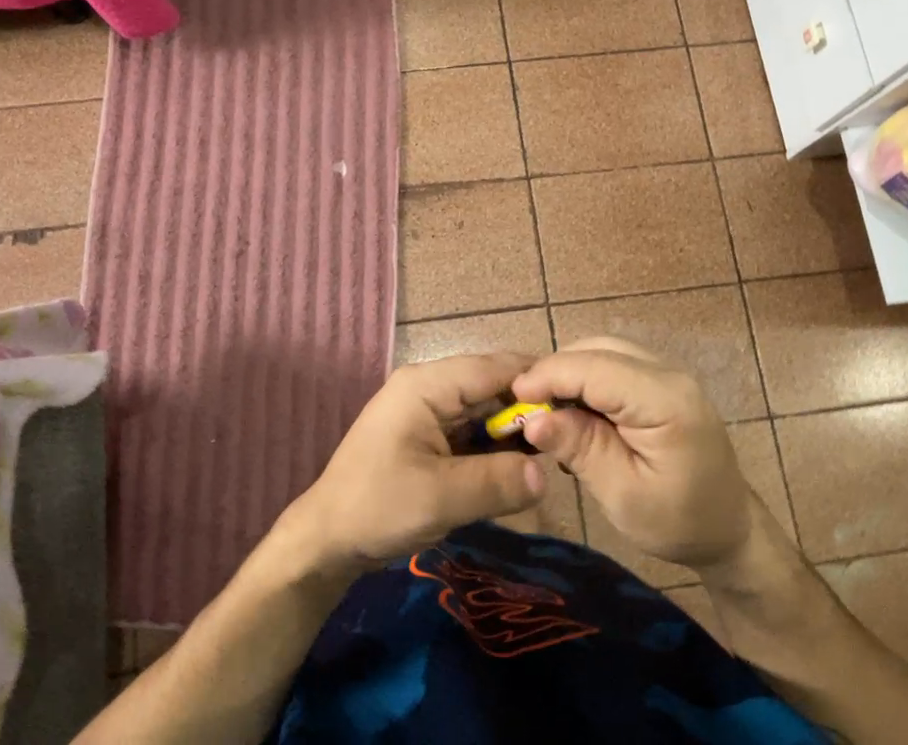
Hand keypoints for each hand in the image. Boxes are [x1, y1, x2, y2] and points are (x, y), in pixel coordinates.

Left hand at [281, 353, 546, 576]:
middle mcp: (430, 389)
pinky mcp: (430, 438)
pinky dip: (496, 450)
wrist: (327, 540)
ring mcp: (428, 413)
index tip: (581, 401)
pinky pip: (473, 434)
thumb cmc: (377, 507)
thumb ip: (497, 482)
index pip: (496, 367)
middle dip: (529, 411)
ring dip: (514, 433)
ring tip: (554, 454)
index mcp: (427, 386)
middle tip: (572, 436)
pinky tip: (521, 470)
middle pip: (493, 387)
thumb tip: (547, 474)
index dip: (538, 381)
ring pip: (486, 412)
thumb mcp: (441, 497)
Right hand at [513, 338, 753, 569]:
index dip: (550, 376)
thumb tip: (532, 421)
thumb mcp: (624, 496)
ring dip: (569, 373)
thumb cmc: (678, 522)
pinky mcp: (662, 383)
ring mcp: (668, 375)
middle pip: (599, 350)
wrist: (729, 530)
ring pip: (604, 352)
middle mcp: (669, 375)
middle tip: (523, 407)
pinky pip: (616, 365)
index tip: (513, 399)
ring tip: (543, 410)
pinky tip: (572, 411)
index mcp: (666, 402)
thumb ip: (581, 451)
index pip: (596, 368)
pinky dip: (586, 379)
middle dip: (556, 371)